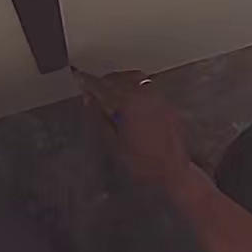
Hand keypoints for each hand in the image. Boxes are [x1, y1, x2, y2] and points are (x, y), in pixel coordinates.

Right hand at [76, 69, 194, 189]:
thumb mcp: (112, 140)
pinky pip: (148, 90)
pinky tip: (130, 102)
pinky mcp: (169, 107)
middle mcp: (146, 95)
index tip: (78, 77)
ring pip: (136, 80)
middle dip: (104, 81)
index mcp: (129, 101)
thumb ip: (99, 116)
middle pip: (120, 79)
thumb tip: (89, 99)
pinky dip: (135, 89)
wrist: (173, 174)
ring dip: (121, 82)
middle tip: (91, 88)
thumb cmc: (140, 162)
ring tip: (110, 92)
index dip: (88, 81)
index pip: (103, 86)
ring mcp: (160, 100)